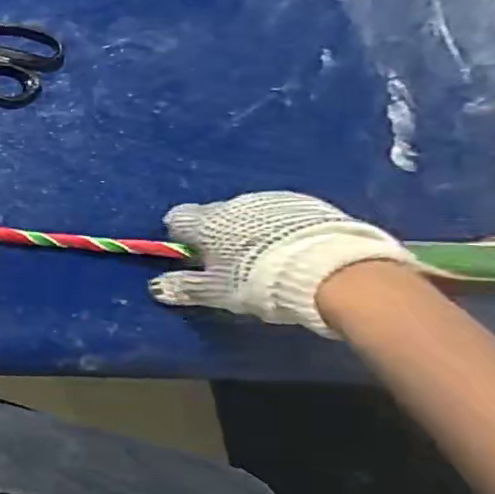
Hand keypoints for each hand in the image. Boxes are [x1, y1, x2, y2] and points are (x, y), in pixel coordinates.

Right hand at [148, 191, 415, 335]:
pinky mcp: (313, 205)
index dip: (183, 237)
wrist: (339, 273)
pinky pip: (286, 214)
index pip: (178, 219)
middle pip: (216, 214)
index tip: (195, 256)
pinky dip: (284, 228)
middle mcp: (235, 204)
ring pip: (251, 213)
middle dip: (220, 233)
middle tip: (234, 262)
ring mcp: (275, 201)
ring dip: (253, 229)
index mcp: (205, 222)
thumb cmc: (261, 281)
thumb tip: (155, 288)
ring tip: (270, 255)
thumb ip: (184, 287)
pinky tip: (296, 248)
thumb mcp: (218, 292)